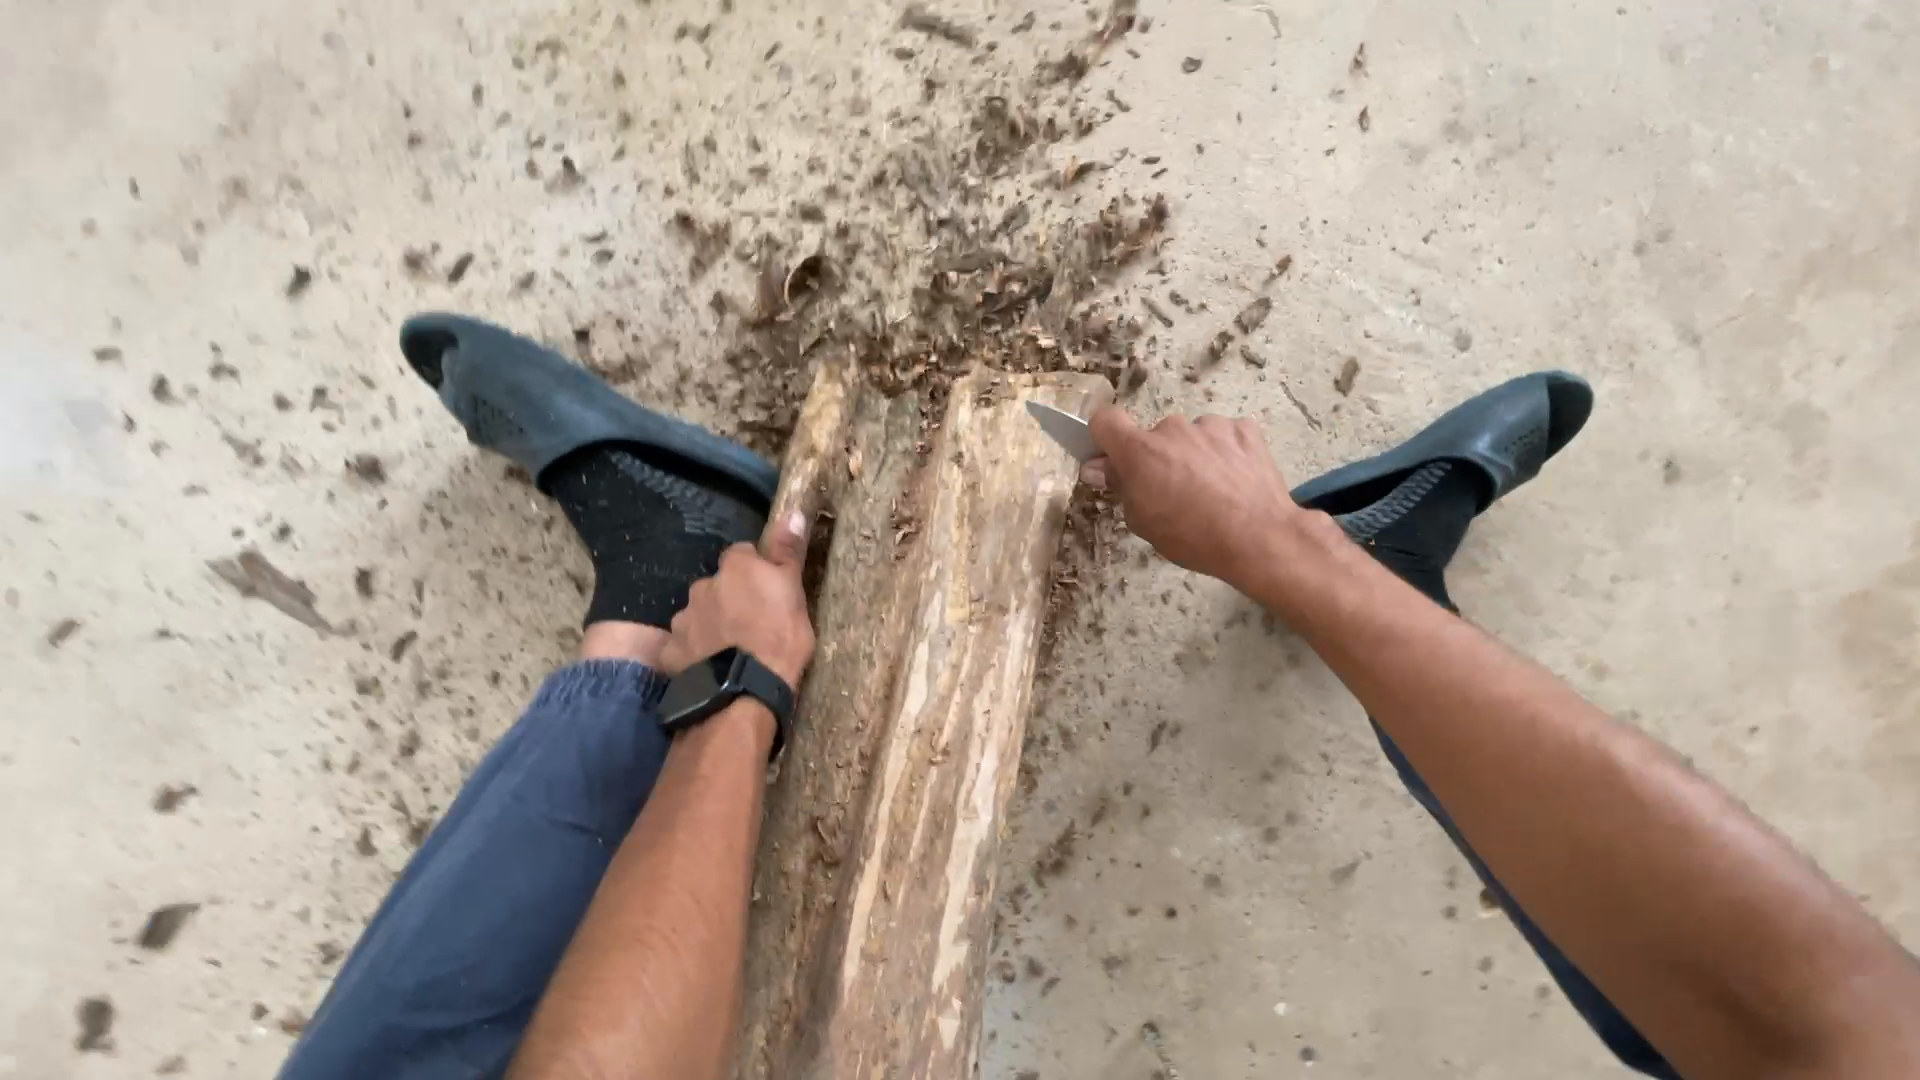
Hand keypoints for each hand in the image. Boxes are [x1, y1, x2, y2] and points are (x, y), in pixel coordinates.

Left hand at [659, 511, 815, 686]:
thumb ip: (788, 551)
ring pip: (699, 614)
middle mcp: (702, 585)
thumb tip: (792, 512)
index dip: (756, 571)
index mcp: (735, 568)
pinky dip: (695, 652)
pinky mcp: (671, 651)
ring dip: (711, 624)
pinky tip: (711, 667)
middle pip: (717, 585)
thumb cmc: (779, 636)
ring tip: (731, 649)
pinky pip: (684, 646)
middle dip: (729, 597)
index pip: (742, 554)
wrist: (744, 689)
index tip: (768, 589)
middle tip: (751, 622)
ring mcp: (683, 619)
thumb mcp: (794, 591)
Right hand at [1082, 407, 1304, 588]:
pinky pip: (1223, 436)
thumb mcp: (1143, 522)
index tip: (1112, 457)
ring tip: (1211, 490)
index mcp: (1140, 452)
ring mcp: (1211, 425)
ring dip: (1193, 455)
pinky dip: (1224, 453)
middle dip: (1158, 458)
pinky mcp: (1244, 429)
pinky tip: (1234, 481)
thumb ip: (1119, 486)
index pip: (1104, 420)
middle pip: (1154, 436)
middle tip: (1174, 492)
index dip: (1104, 437)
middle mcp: (1172, 429)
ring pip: (1191, 436)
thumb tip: (1097, 467)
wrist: (1259, 537)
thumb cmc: (1193, 537)